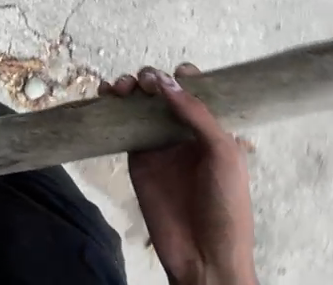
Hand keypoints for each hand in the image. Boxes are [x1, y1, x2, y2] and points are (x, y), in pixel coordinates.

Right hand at [100, 65, 256, 284]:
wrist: (204, 255)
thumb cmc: (226, 206)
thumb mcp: (223, 156)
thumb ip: (197, 115)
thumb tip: (165, 80)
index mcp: (210, 129)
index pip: (195, 91)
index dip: (183, 77)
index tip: (173, 76)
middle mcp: (182, 130)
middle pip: (162, 91)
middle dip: (151, 78)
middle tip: (145, 84)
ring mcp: (157, 142)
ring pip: (138, 102)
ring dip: (129, 86)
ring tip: (124, 88)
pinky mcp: (136, 155)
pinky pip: (121, 123)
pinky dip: (111, 105)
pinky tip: (106, 96)